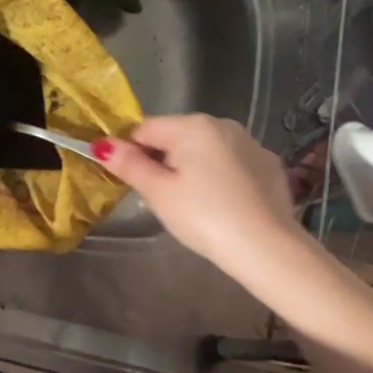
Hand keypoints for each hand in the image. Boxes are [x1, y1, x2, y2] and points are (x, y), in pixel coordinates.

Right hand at [94, 115, 298, 275]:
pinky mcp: (270, 166)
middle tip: (162, 199)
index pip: (145, 128)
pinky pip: (232, 165)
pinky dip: (221, 178)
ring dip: (192, 169)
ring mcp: (252, 144)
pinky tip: (223, 206)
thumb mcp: (159, 193)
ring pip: (206, 151)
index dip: (130, 152)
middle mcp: (224, 125)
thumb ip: (130, 165)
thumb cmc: (204, 217)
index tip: (130, 181)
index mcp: (193, 126)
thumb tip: (102, 144)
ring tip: (193, 205)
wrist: (267, 248)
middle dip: (163, 161)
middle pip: (177, 137)